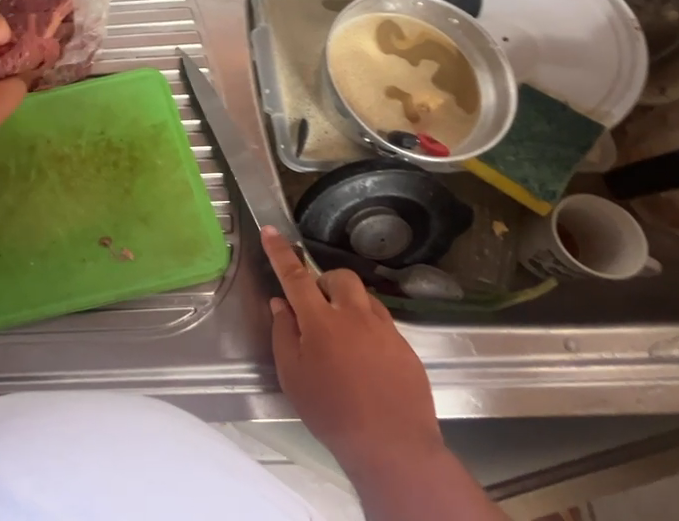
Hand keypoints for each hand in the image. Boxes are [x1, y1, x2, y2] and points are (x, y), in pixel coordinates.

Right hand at [261, 226, 444, 472]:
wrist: (393, 448)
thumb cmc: (332, 413)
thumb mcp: (292, 375)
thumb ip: (284, 334)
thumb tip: (281, 304)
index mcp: (321, 322)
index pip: (296, 276)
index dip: (281, 252)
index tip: (271, 230)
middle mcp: (356, 317)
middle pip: (341, 278)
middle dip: (327, 282)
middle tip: (317, 307)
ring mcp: (386, 332)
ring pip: (367, 299)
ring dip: (350, 305)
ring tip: (342, 336)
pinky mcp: (407, 350)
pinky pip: (385, 325)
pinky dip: (370, 330)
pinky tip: (366, 361)